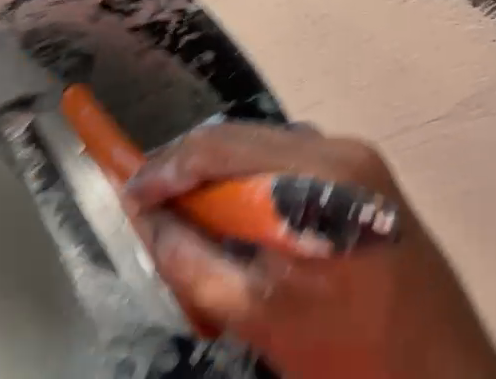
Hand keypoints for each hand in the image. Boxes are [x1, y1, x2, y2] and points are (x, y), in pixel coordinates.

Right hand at [126, 124, 495, 378]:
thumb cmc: (354, 358)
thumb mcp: (253, 315)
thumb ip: (184, 256)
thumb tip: (139, 212)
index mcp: (319, 178)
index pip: (215, 150)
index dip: (163, 170)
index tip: (130, 194)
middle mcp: (340, 149)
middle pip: (234, 138)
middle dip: (186, 168)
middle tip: (153, 202)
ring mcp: (358, 157)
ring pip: (256, 143)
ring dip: (216, 170)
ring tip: (190, 208)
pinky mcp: (366, 173)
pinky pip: (284, 156)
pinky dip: (250, 176)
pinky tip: (239, 211)